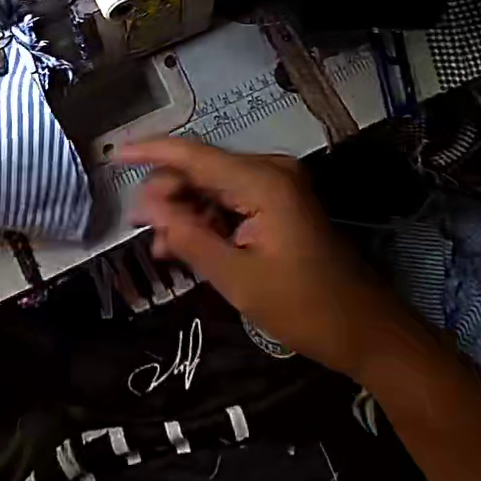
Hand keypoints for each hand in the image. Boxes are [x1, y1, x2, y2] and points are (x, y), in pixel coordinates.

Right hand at [119, 136, 407, 377]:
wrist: (366, 330)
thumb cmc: (305, 308)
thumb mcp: (238, 279)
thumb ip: (188, 238)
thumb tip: (145, 205)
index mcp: (263, 182)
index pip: (194, 155)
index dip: (150, 151)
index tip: (114, 152)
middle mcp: (269, 169)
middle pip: (200, 169)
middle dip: (167, 196)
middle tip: (144, 233)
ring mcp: (275, 182)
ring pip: (211, 184)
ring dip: (184, 210)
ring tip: (163, 248)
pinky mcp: (278, 199)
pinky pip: (229, 198)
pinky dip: (206, 217)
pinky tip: (188, 244)